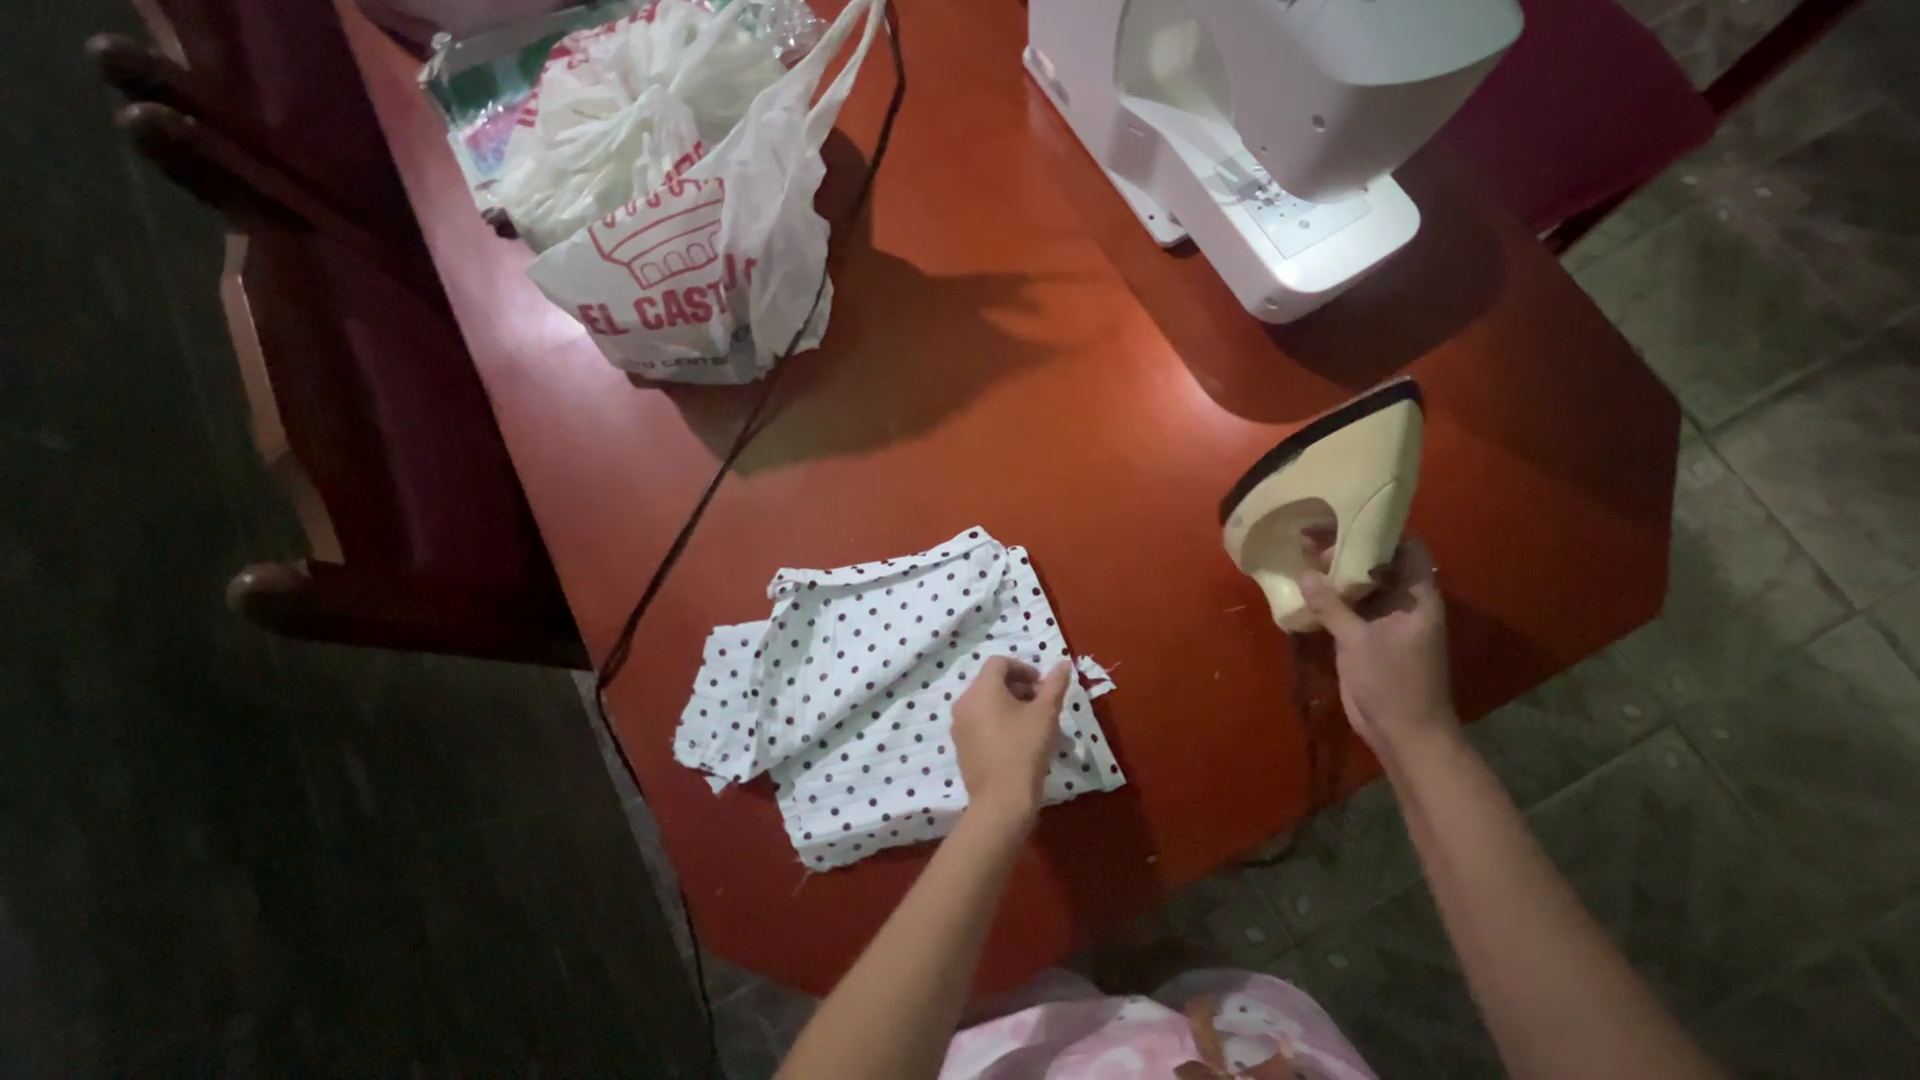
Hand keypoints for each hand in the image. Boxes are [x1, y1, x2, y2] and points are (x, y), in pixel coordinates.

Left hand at [952, 657, 1070, 825]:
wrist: (1002, 799)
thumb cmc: (1025, 749)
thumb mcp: (1046, 714)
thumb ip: (1055, 684)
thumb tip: (1063, 664)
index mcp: (981, 689)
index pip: (999, 663)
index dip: (1024, 668)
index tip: (1042, 686)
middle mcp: (964, 703)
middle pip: (991, 683)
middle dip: (1019, 689)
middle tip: (1041, 706)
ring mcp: (959, 727)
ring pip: (986, 705)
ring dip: (1010, 707)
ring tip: (1034, 726)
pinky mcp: (961, 747)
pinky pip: (980, 724)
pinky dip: (998, 724)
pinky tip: (1018, 743)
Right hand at [1299, 538, 1456, 760]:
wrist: (1404, 733)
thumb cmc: (1393, 683)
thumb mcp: (1359, 641)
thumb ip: (1332, 605)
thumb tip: (1305, 572)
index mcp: (1417, 598)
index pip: (1407, 550)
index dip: (1381, 532)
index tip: (1347, 518)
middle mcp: (1404, 604)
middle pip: (1379, 565)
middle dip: (1348, 551)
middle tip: (1312, 538)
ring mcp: (1387, 623)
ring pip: (1362, 587)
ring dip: (1336, 575)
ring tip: (1304, 556)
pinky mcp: (1368, 641)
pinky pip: (1350, 610)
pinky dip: (1331, 599)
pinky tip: (1305, 590)